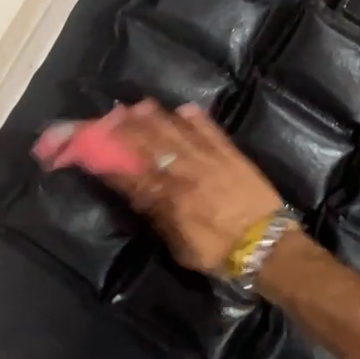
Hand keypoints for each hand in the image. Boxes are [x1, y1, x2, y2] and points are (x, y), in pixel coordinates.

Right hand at [101, 100, 283, 275]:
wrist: (268, 246)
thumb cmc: (220, 253)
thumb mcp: (180, 246)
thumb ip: (158, 218)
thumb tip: (138, 197)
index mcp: (168, 199)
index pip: (129, 177)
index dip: (107, 162)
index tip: (91, 150)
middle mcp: (184, 174)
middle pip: (149, 146)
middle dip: (127, 129)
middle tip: (112, 115)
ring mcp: (208, 160)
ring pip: (176, 132)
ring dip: (156, 118)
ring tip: (140, 105)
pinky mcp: (230, 154)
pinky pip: (210, 130)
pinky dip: (196, 119)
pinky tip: (184, 108)